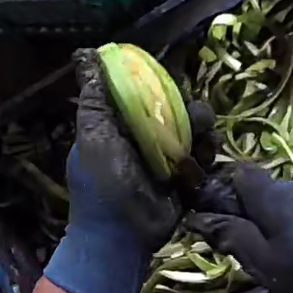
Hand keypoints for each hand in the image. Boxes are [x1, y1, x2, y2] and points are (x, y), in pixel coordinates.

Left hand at [40, 49, 211, 292]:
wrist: (121, 238)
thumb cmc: (102, 185)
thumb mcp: (94, 136)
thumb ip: (96, 98)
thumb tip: (85, 54)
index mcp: (123, 122)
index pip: (149, 90)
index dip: (162, 85)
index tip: (169, 91)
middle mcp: (147, 134)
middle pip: (179, 107)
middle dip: (189, 112)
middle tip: (191, 124)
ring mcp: (169, 156)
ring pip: (197, 129)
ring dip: (202, 133)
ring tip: (199, 148)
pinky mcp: (186, 176)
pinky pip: (206, 155)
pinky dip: (207, 156)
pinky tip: (200, 165)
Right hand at [190, 164, 292, 292]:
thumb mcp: (273, 267)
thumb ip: (237, 239)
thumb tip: (205, 220)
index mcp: (275, 199)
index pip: (240, 175)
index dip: (229, 195)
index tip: (229, 223)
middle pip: (267, 192)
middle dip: (260, 217)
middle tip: (268, 254)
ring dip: (291, 226)